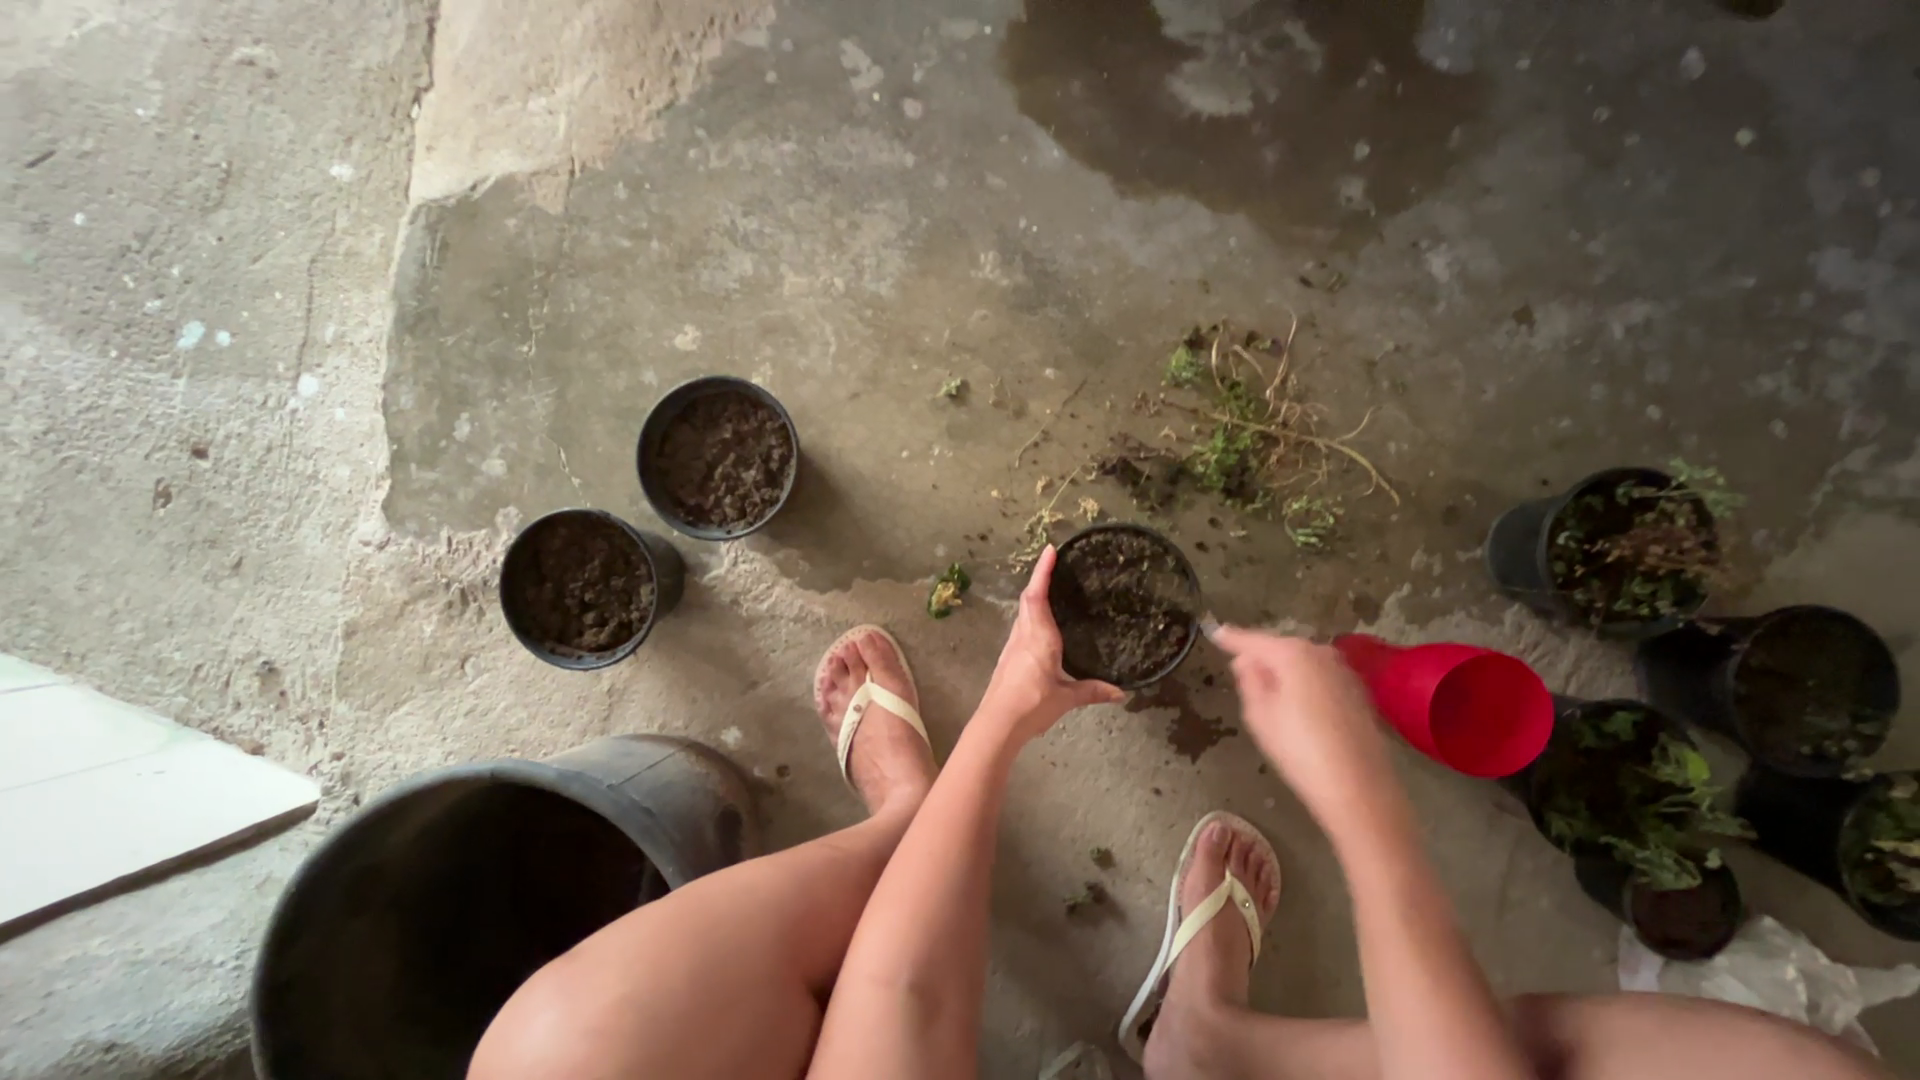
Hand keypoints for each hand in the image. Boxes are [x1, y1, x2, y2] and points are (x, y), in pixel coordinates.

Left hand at [978, 545, 1125, 741]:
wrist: (997, 723)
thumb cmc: (1032, 705)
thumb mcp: (1066, 697)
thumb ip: (1092, 691)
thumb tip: (1120, 693)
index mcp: (1039, 637)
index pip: (1037, 596)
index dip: (1042, 571)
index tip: (1050, 550)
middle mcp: (1023, 635)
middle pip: (1028, 599)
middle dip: (1040, 579)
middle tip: (1055, 565)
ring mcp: (1013, 647)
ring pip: (1023, 613)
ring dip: (1034, 597)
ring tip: (1051, 589)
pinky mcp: (1009, 659)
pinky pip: (1022, 628)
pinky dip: (1031, 616)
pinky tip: (1041, 625)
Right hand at [1212, 627, 1399, 832]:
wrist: (1359, 787)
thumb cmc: (1300, 751)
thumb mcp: (1259, 716)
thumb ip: (1249, 680)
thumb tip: (1246, 661)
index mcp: (1293, 655)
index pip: (1254, 640)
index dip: (1232, 638)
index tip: (1216, 632)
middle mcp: (1321, 654)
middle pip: (1282, 647)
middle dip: (1262, 655)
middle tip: (1241, 667)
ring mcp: (1344, 671)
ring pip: (1304, 661)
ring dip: (1285, 669)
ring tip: (1268, 685)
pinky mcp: (1359, 691)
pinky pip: (1321, 676)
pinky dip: (1305, 681)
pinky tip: (1298, 701)